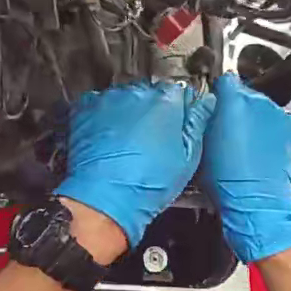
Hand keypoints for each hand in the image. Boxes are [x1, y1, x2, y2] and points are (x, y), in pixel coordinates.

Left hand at [54, 81, 215, 247]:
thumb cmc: (146, 184)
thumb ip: (198, 122)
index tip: (178, 123)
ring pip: (126, 99)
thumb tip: (205, 103)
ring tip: (129, 143)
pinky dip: (105, 117)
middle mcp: (137, 94)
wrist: (104, 200)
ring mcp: (109, 100)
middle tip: (154, 139)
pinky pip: (100, 105)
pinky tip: (110, 139)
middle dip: (154, 111)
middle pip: (151, 93)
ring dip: (129, 113)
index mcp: (167, 102)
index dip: (181, 108)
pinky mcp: (85, 110)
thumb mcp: (188, 157)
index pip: (180, 90)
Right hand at [201, 73, 290, 262]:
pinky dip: (275, 135)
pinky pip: (282, 126)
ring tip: (250, 147)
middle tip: (232, 133)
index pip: (226, 81)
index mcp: (232, 101)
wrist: (257, 201)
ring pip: (266, 110)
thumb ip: (208, 117)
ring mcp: (280, 115)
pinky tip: (266, 153)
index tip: (218, 104)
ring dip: (259, 122)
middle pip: (248, 96)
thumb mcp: (204, 144)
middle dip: (240, 110)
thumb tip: (212, 104)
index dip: (221, 93)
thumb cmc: (226, 178)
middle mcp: (260, 101)